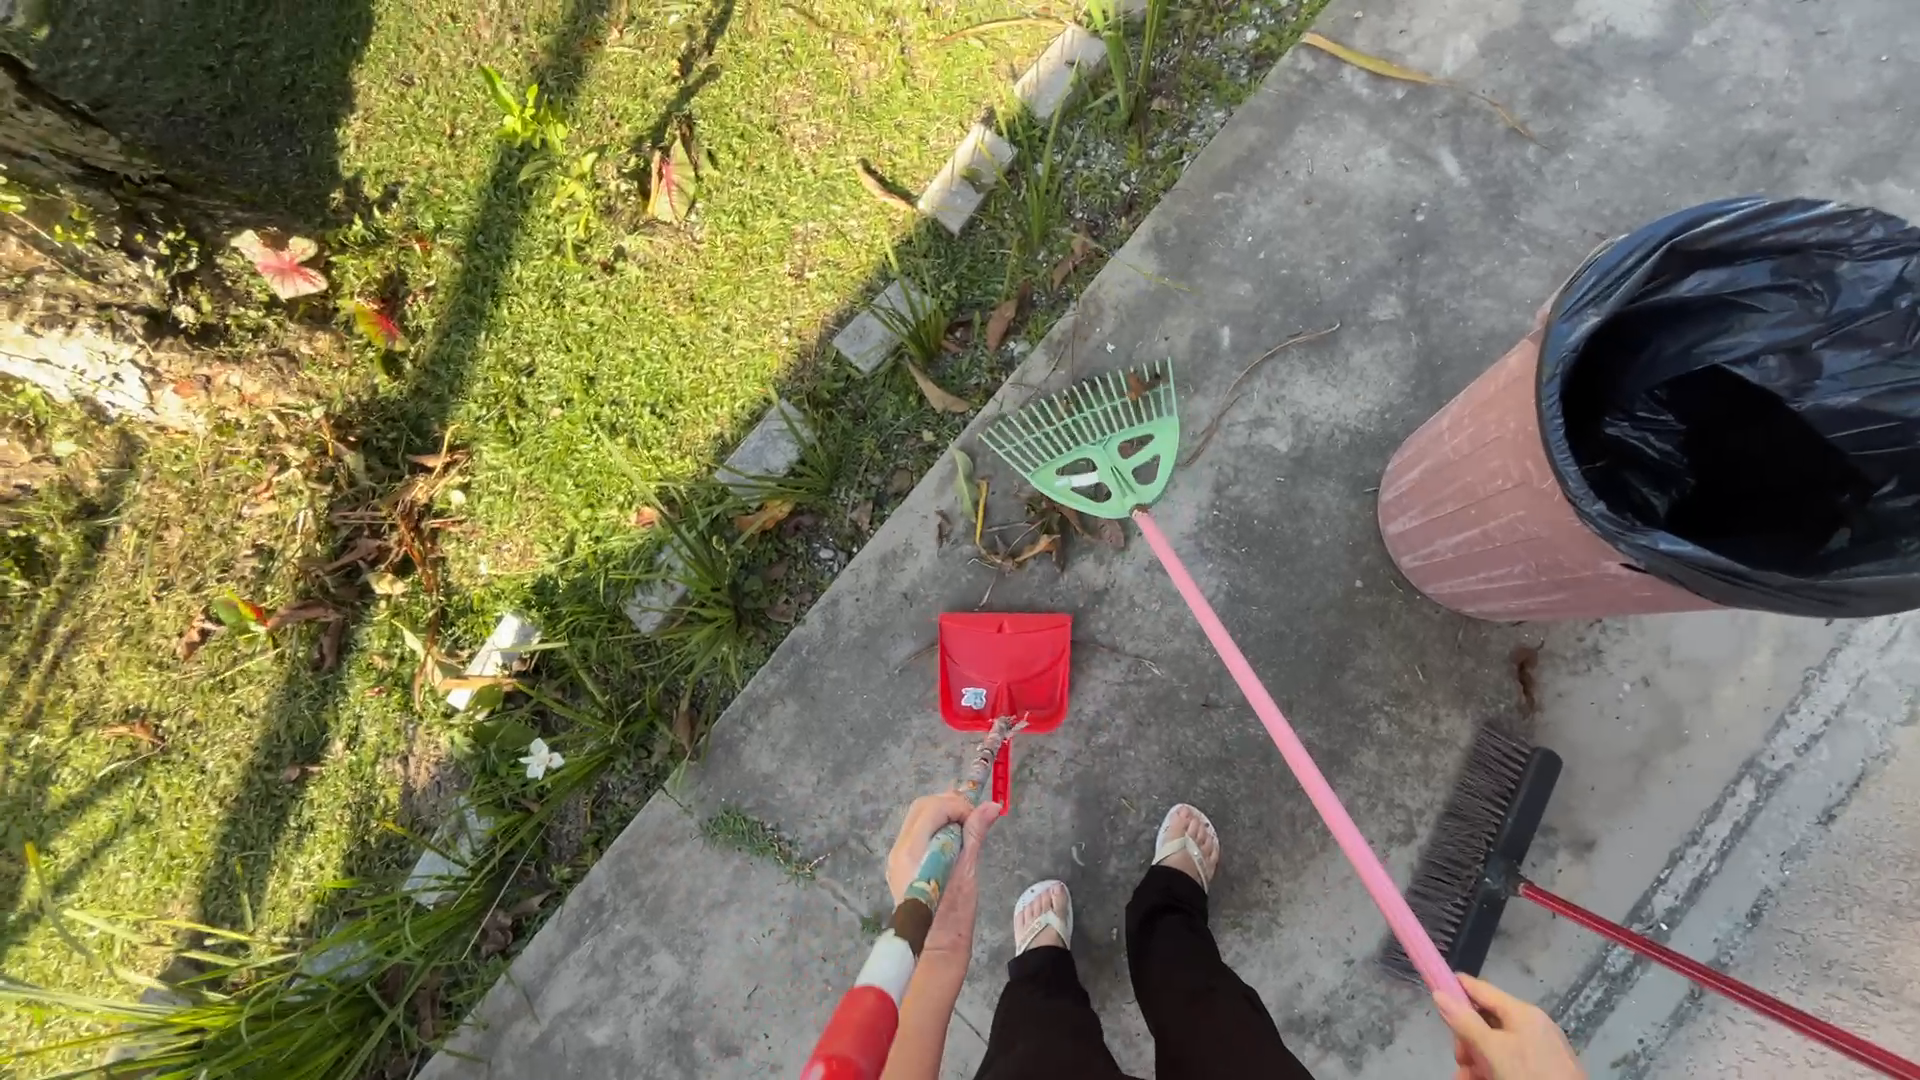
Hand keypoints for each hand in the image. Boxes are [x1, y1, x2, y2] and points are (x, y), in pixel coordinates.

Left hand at [885, 794, 1000, 961]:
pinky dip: (935, 827)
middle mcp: (899, 850)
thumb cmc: (953, 919)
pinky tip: (952, 838)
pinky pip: (917, 832)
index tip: (976, 818)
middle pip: (921, 808)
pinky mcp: (901, 864)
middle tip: (972, 817)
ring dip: (942, 813)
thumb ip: (974, 834)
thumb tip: (992, 806)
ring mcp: (896, 857)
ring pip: (918, 818)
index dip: (957, 805)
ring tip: (965, 827)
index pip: (932, 808)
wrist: (934, 952)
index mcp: (912, 852)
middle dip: (948, 804)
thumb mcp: (967, 873)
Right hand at [1434, 973, 1585, 1079]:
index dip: (1454, 989)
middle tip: (1460, 1060)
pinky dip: (1494, 1071)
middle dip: (1467, 1041)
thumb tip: (1439, 993)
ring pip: (1496, 1046)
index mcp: (1523, 1013)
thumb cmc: (1530, 1077)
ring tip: (1465, 1079)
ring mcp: (1542, 1051)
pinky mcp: (1547, 1072)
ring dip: (1476, 1062)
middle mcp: (1534, 1026)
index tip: (1435, 1000)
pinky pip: (1511, 1062)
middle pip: (1486, 1022)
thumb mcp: (1492, 1050)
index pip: (1479, 988)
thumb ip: (1464, 1021)